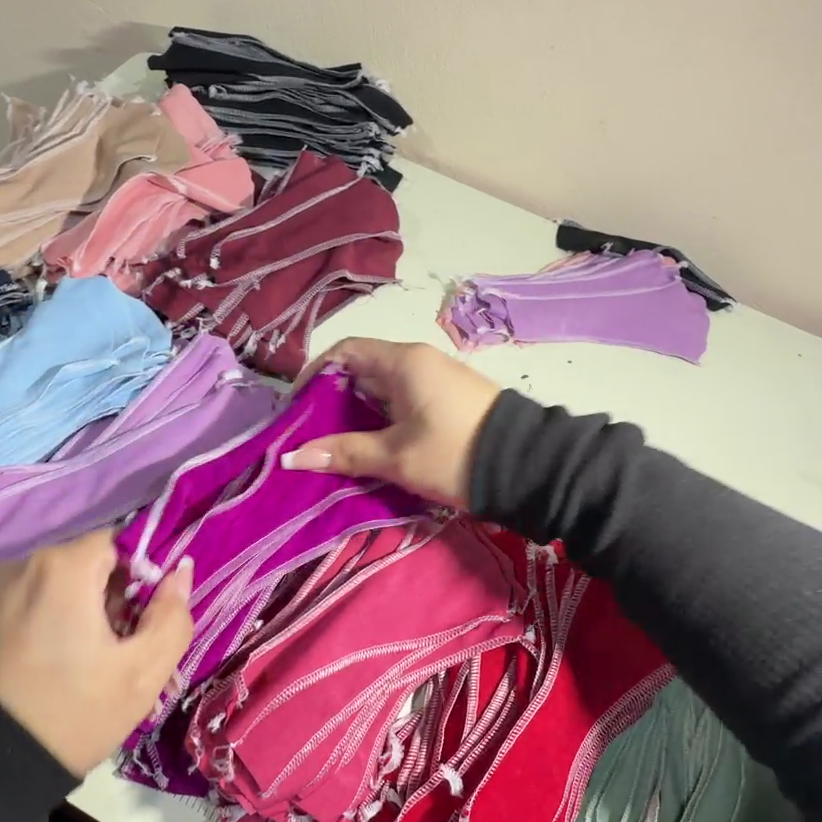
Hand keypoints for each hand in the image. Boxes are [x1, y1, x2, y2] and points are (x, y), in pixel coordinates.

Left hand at [0, 530, 193, 776]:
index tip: (141, 622)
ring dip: (78, 611)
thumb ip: (172, 617)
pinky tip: (48, 666)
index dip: (141, 578)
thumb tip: (181, 571)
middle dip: (111, 600)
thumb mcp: (141, 674)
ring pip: (57, 585)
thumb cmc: (72, 713)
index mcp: (64, 567)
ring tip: (82, 665)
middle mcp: (24, 563)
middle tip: (118, 653)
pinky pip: (27, 603)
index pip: (120, 544)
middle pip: (88, 564)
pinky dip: (46, 622)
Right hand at [280, 338, 501, 509]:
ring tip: (335, 446)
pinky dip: (380, 421)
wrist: (530, 470)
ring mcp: (436, 381)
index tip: (298, 406)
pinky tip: (371, 448)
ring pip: (382, 390)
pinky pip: (402, 403)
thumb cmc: (454, 453)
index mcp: (404, 362)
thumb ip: (344, 453)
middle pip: (362, 370)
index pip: (346, 351)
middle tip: (310, 433)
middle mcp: (419, 362)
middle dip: (332, 400)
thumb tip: (292, 456)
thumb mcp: (396, 457)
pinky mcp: (448, 402)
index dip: (316, 374)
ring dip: (357, 414)